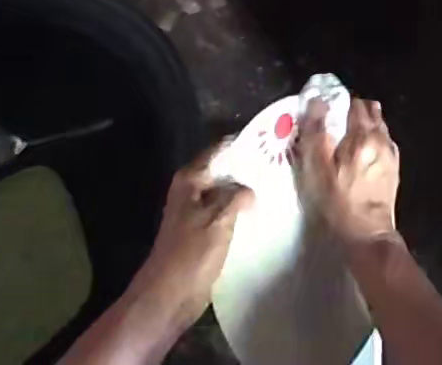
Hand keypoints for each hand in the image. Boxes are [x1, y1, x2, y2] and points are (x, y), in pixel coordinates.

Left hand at [125, 144, 254, 331]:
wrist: (166, 300)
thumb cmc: (190, 255)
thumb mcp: (217, 220)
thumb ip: (236, 196)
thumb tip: (250, 189)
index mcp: (189, 179)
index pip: (218, 150)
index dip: (240, 144)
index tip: (266, 141)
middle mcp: (190, 190)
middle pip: (221, 170)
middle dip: (245, 169)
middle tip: (275, 164)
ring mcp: (194, 212)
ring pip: (224, 193)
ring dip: (242, 192)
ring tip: (271, 187)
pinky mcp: (200, 233)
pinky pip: (223, 213)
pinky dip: (238, 212)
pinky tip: (258, 214)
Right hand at [296, 96, 401, 248]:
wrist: (368, 237)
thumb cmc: (339, 203)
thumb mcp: (318, 169)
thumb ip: (316, 132)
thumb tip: (316, 102)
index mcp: (363, 135)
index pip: (354, 103)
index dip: (340, 101)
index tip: (327, 109)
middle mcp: (381, 139)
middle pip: (370, 110)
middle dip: (354, 109)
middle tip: (336, 120)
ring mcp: (391, 154)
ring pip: (379, 125)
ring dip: (365, 123)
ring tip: (348, 134)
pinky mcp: (394, 168)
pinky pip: (384, 141)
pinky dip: (374, 137)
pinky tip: (363, 149)